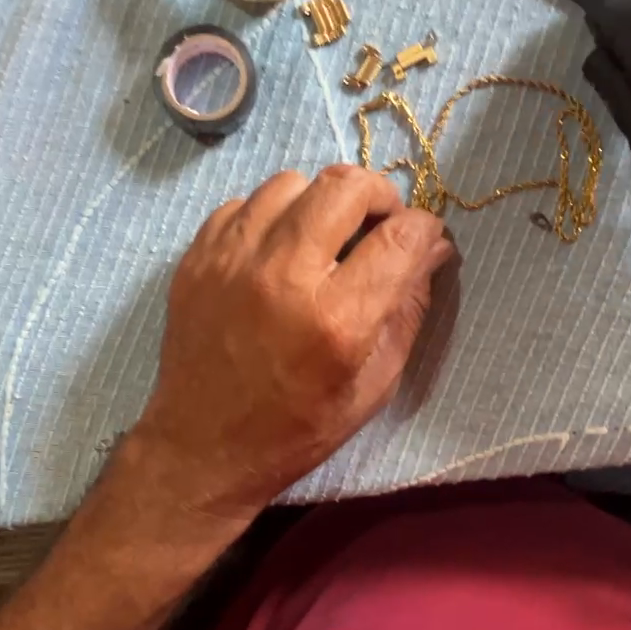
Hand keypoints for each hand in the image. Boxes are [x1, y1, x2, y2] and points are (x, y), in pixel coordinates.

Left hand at [128, 165, 451, 523]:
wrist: (204, 446)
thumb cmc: (298, 428)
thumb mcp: (374, 385)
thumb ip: (409, 309)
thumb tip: (434, 248)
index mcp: (336, 318)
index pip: (400, 236)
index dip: (425, 228)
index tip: (423, 238)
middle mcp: (282, 275)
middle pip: (344, 185)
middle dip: (377, 196)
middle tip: (377, 227)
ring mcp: (231, 259)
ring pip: (290, 182)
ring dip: (319, 202)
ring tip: (321, 239)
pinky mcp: (196, 257)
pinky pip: (244, 204)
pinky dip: (269, 218)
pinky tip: (273, 254)